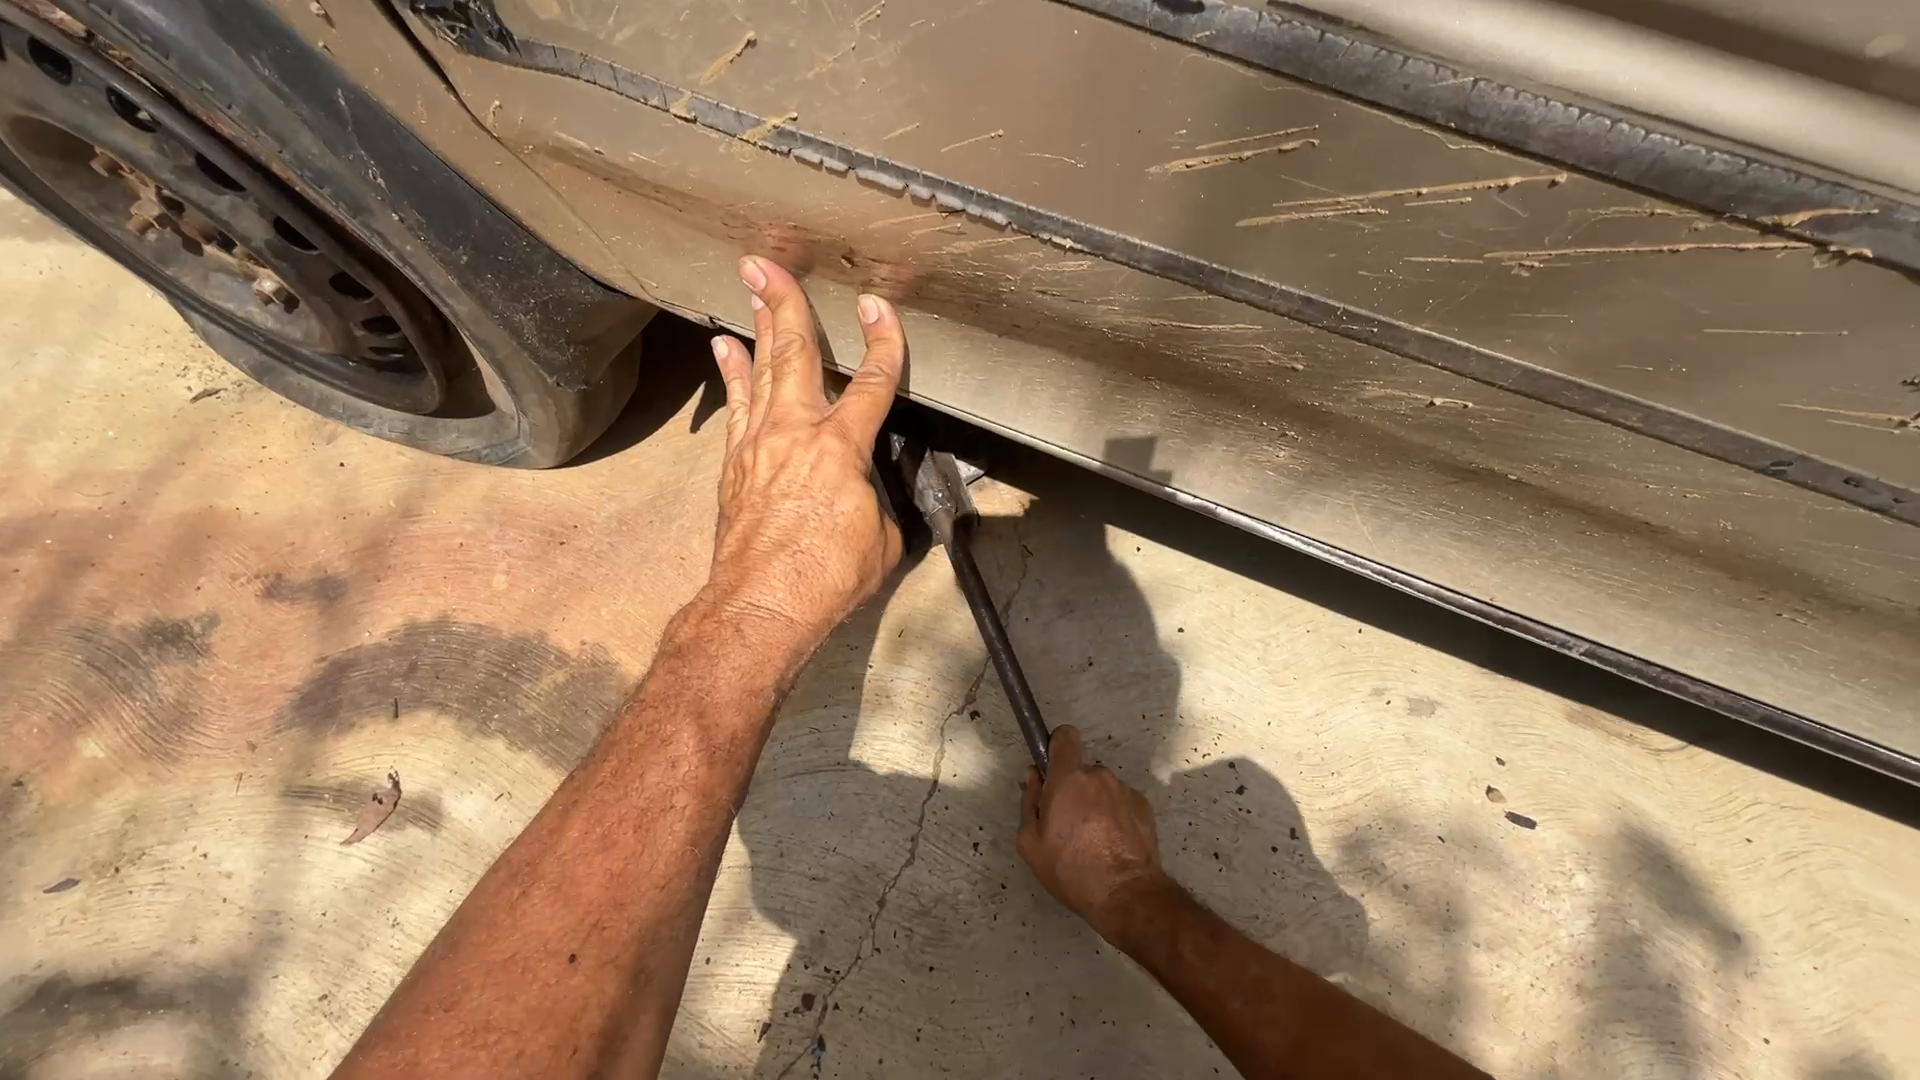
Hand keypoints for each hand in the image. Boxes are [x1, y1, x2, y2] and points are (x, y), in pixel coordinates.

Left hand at [705, 256, 905, 641]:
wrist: (763, 605)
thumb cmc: (829, 576)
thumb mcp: (882, 539)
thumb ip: (877, 500)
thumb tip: (867, 490)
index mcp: (841, 447)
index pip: (872, 382)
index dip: (883, 342)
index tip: (881, 309)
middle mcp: (796, 432)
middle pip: (795, 354)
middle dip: (786, 304)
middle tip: (766, 263)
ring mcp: (759, 444)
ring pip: (759, 372)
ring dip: (758, 328)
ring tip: (751, 290)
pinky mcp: (735, 465)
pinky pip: (735, 408)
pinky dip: (732, 376)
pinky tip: (725, 349)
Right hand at [1017, 725, 1167, 932]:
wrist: (1126, 894)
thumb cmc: (1070, 869)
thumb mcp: (1030, 843)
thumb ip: (1029, 801)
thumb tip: (1035, 777)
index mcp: (1068, 778)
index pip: (1065, 736)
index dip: (1056, 748)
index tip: (1052, 771)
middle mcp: (1098, 775)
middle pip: (1081, 771)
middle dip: (1074, 789)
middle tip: (1068, 824)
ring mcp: (1124, 790)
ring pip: (1102, 788)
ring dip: (1096, 804)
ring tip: (1094, 841)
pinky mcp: (1144, 806)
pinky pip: (1121, 802)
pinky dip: (1115, 816)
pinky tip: (1113, 845)